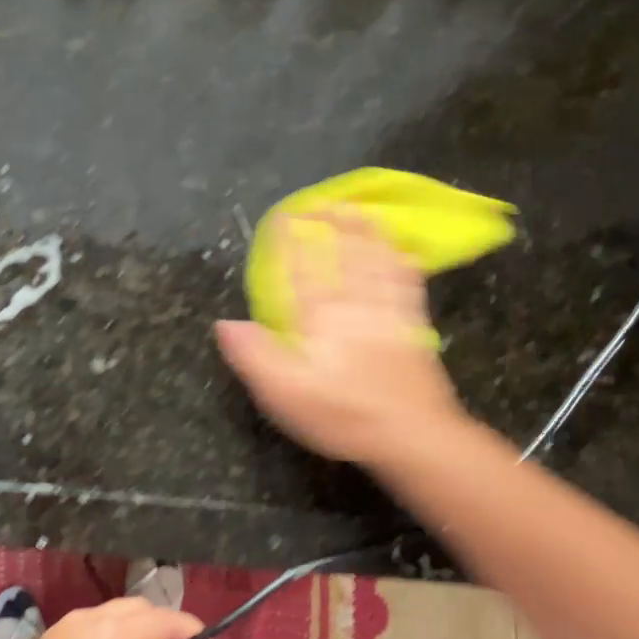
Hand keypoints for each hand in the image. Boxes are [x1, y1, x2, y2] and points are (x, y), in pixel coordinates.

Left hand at [0, 598, 210, 638]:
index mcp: (115, 633)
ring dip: (138, 627)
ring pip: (113, 612)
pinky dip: (114, 632)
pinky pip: (92, 623)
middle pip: (138, 608)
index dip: (190, 631)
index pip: (164, 619)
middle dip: (164, 625)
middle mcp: (90, 618)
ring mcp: (66, 626)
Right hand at [217, 211, 466, 465]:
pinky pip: (406, 283)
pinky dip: (401, 261)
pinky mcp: (412, 327)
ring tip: (357, 210)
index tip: (283, 216)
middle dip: (330, 227)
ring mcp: (386, 314)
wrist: (413, 436)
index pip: (300, 271)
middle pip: (341, 257)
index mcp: (319, 320)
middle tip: (321, 202)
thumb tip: (225, 323)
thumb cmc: (341, 414)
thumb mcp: (284, 393)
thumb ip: (254, 355)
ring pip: (375, 262)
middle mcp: (353, 307)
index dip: (291, 242)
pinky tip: (401, 250)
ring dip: (364, 234)